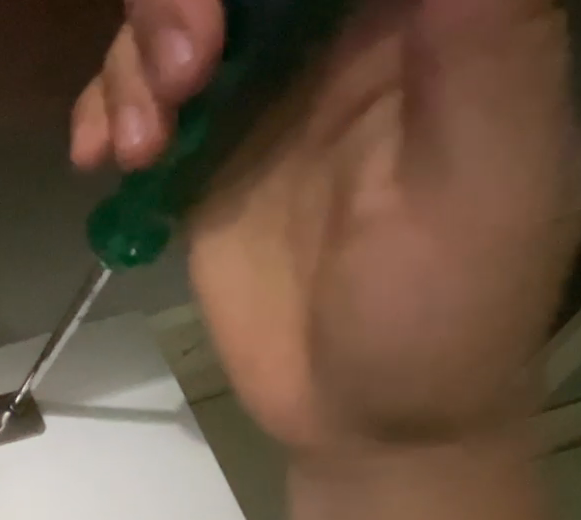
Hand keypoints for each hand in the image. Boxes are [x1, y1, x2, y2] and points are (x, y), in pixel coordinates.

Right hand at [74, 0, 580, 453]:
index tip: (217, 28)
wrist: (362, 418)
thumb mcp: (480, 177)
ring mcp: (260, 103)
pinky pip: (135, 104)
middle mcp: (336, 44)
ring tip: (137, 149)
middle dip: (177, 8)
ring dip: (131, 68)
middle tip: (178, 84)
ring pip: (168, 30)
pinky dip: (102, 113)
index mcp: (425, 21)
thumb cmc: (441, 313)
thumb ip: (476, 38)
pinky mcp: (202, 164)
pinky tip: (99, 158)